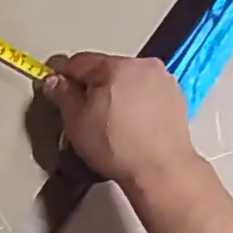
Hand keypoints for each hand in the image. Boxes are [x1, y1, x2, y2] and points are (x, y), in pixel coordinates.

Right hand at [41, 52, 200, 186]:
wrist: (159, 170)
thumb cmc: (120, 149)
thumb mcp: (76, 122)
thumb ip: (63, 95)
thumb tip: (57, 83)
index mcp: (116, 66)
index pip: (79, 62)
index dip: (64, 78)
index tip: (59, 91)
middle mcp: (142, 66)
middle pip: (106, 70)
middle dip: (94, 88)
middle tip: (86, 117)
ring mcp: (162, 80)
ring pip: (128, 81)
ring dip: (117, 95)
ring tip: (112, 126)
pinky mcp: (175, 98)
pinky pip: (147, 94)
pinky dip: (137, 105)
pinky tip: (132, 128)